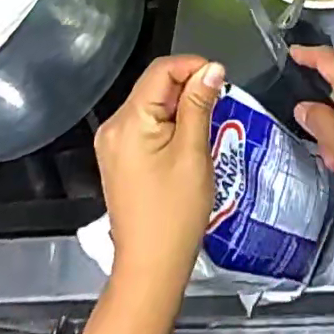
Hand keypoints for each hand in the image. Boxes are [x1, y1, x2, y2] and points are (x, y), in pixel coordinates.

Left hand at [92, 55, 223, 287]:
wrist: (151, 266)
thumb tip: (212, 68)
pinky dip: (171, 122)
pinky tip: (189, 139)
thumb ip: (200, 104)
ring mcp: (114, 143)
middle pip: (155, 84)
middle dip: (189, 87)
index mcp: (129, 122)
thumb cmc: (175, 211)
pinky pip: (147, 123)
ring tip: (206, 124)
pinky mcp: (120, 157)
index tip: (220, 79)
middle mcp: (114, 127)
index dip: (193, 66)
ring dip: (182, 105)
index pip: (161, 70)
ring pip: (153, 103)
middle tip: (218, 104)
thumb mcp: (194, 151)